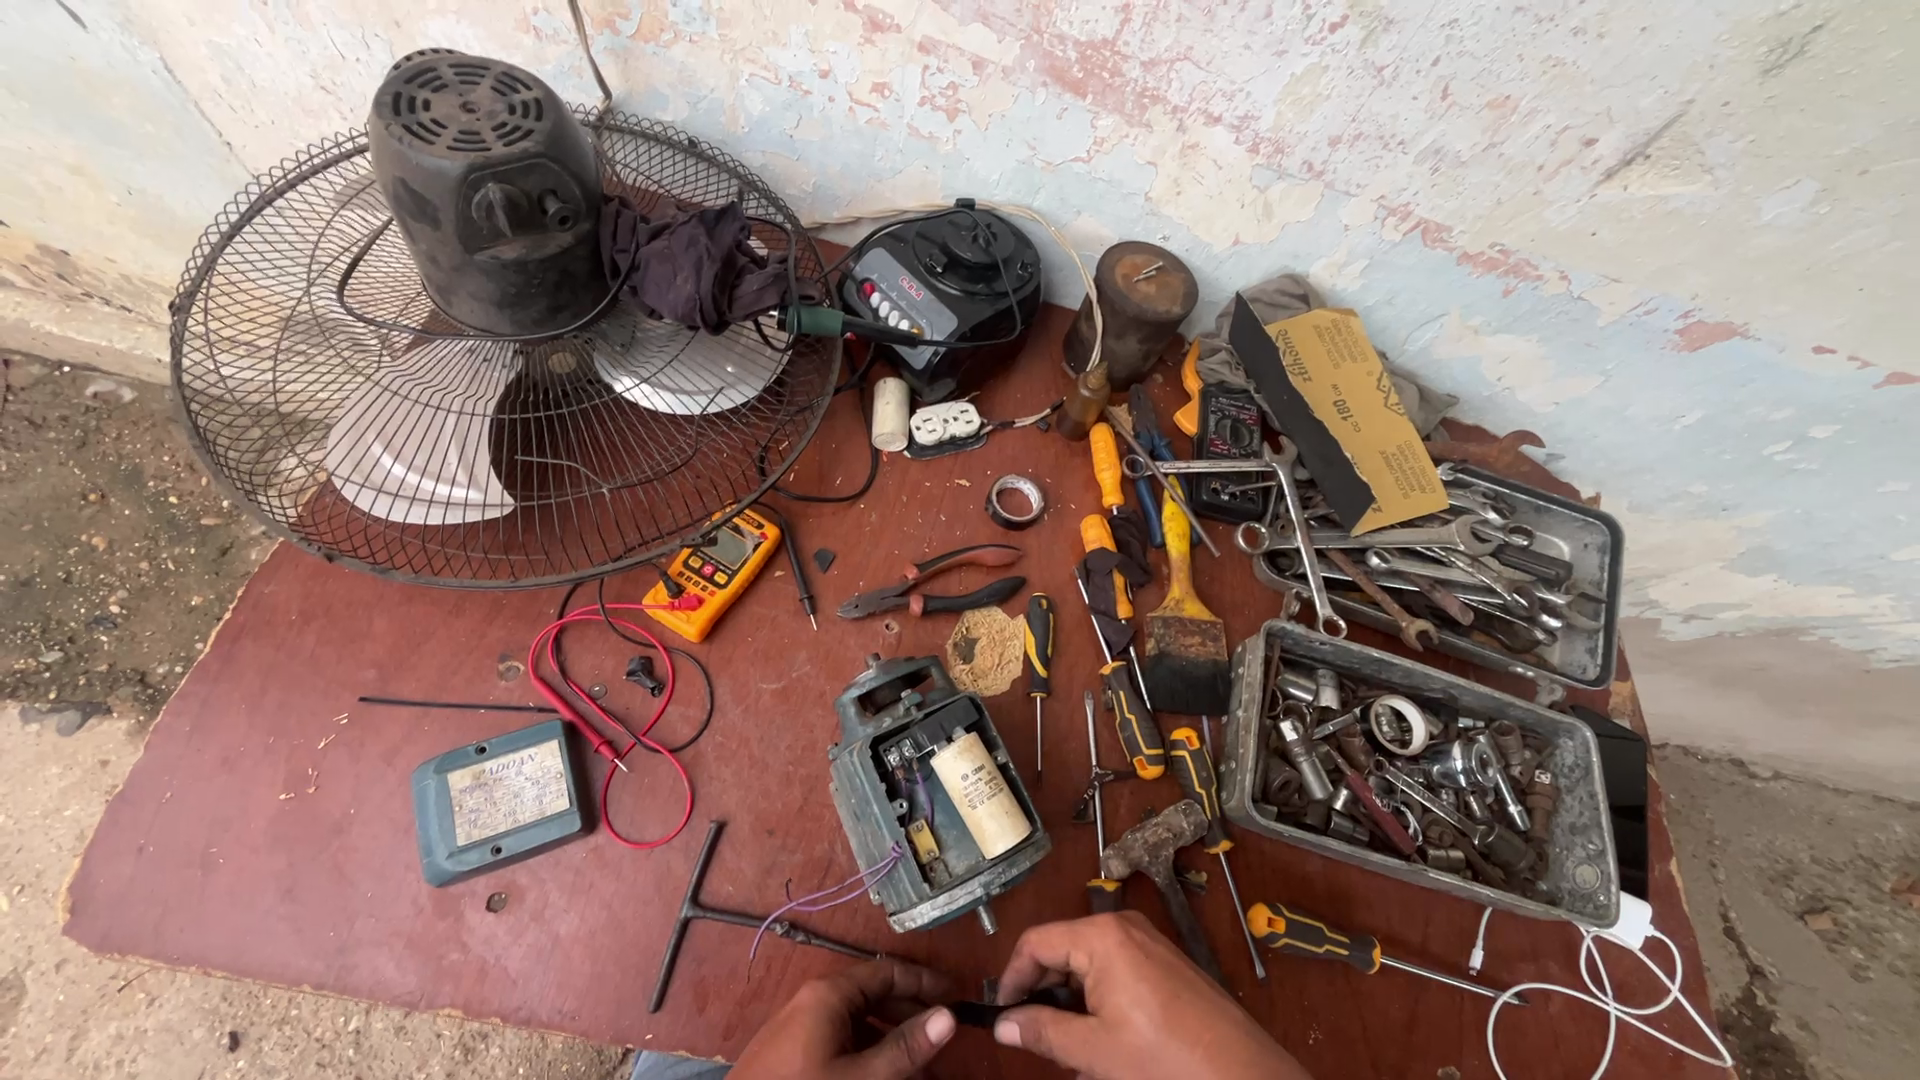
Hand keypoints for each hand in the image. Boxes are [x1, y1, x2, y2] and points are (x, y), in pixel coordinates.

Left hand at [730, 958, 958, 1079]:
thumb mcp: (860, 1077)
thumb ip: (904, 1048)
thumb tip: (949, 1017)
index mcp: (830, 992)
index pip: (889, 971)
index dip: (926, 983)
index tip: (958, 998)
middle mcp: (817, 998)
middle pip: (876, 995)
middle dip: (912, 1016)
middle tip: (946, 1038)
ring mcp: (803, 1025)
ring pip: (861, 1022)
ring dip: (893, 1042)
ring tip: (923, 1070)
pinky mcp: (795, 1051)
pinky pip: (843, 1041)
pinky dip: (869, 1055)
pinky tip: (887, 1077)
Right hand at [991, 912, 1311, 1079]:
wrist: (1246, 1076)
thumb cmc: (1167, 1060)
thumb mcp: (1095, 1051)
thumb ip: (1043, 1031)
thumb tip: (1003, 1024)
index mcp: (1101, 936)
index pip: (1036, 942)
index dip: (1012, 978)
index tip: (1001, 1015)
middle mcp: (1123, 927)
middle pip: (1062, 950)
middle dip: (1044, 993)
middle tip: (1034, 1038)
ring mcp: (1147, 942)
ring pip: (1088, 965)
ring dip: (1072, 1003)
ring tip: (1074, 1050)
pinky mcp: (1164, 963)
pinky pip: (1115, 972)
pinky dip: (1099, 1001)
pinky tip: (1105, 1043)